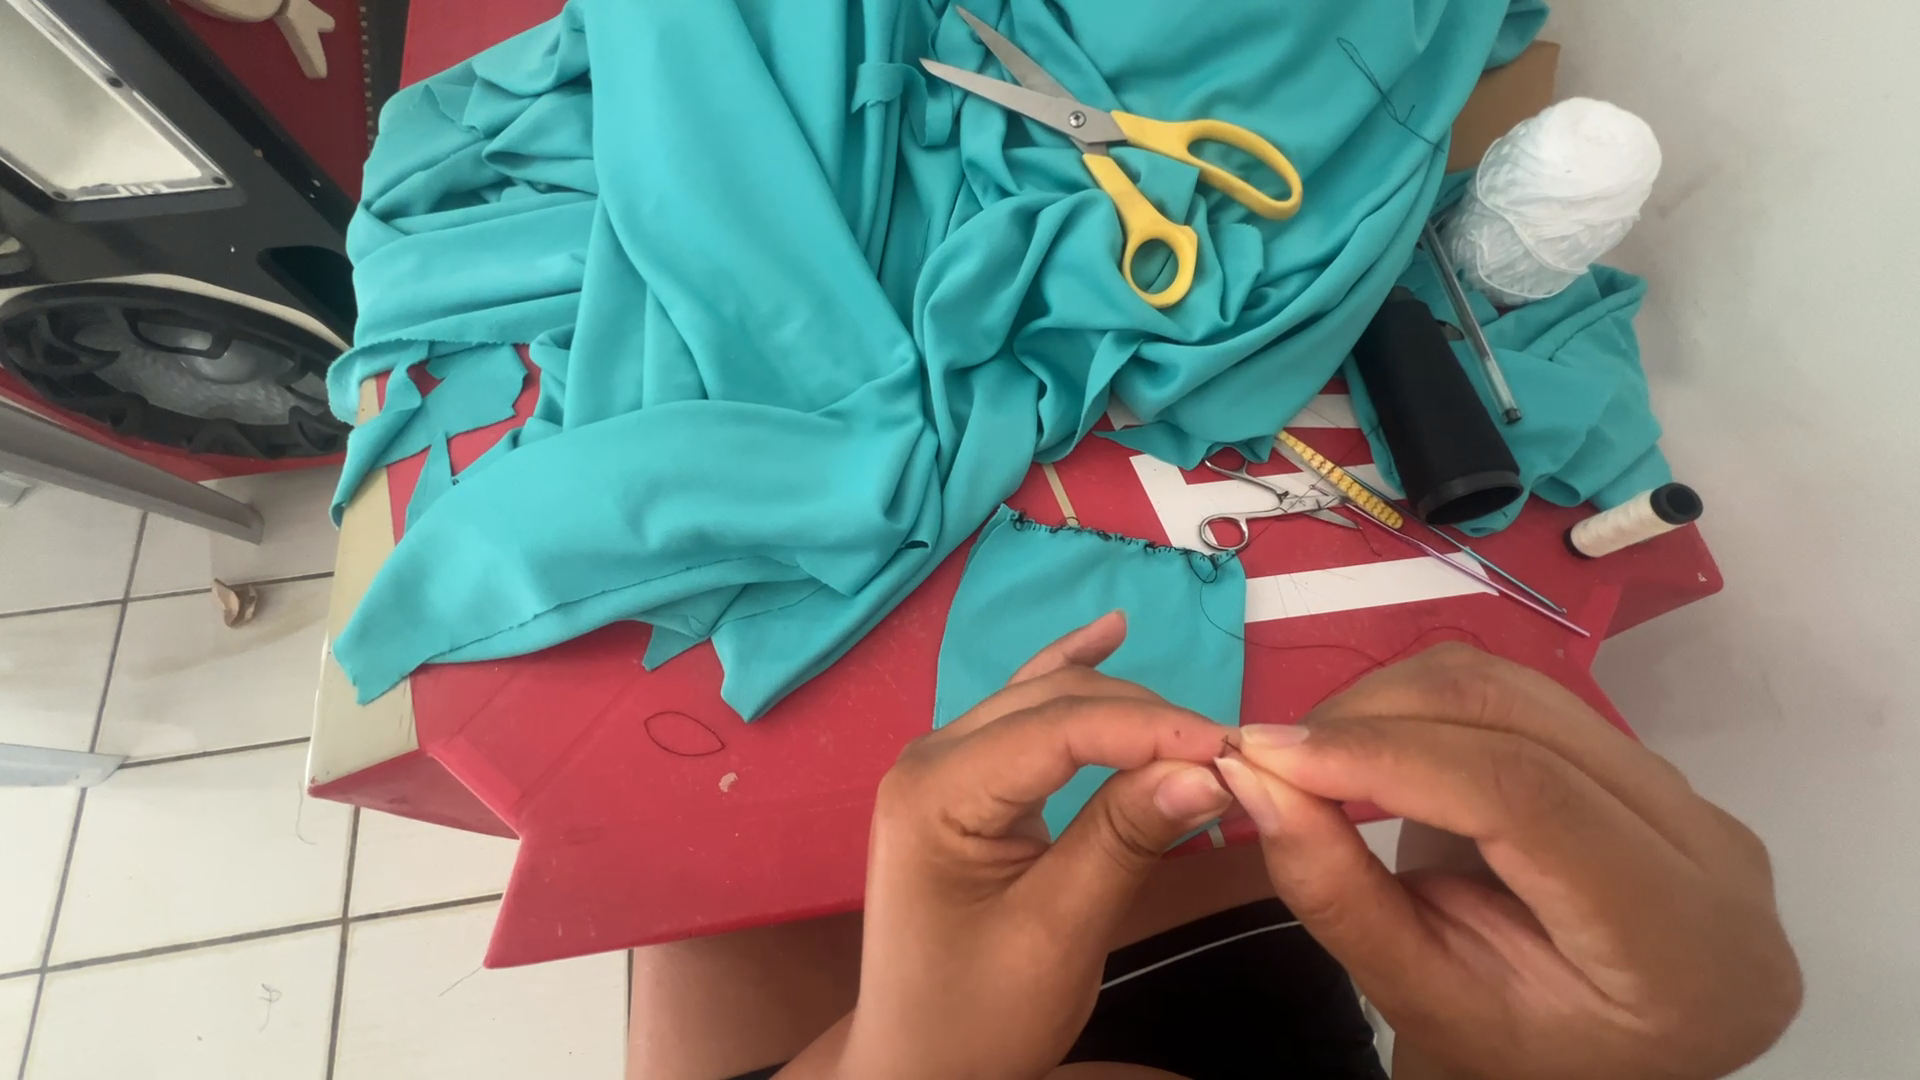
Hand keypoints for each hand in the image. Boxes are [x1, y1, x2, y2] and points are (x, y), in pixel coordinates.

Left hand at [813, 612, 1234, 1079]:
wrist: (919, 1061)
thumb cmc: (977, 1014)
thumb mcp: (1056, 934)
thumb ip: (1123, 839)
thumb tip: (1205, 771)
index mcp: (936, 788)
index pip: (1055, 729)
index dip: (1147, 728)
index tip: (1228, 747)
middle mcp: (932, 753)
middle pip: (1052, 705)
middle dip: (1143, 720)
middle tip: (1228, 753)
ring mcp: (945, 759)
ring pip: (1045, 702)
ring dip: (1122, 706)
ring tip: (1194, 725)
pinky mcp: (967, 774)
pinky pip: (1026, 712)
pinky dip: (1072, 672)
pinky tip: (1108, 633)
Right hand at [1214, 644, 1800, 1079]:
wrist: (1578, 1052)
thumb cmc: (1502, 1048)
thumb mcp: (1411, 994)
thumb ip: (1332, 888)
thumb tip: (1250, 773)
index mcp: (1683, 944)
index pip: (1525, 796)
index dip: (1382, 756)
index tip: (1264, 752)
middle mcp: (1705, 842)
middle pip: (1510, 713)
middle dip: (1367, 715)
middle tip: (1272, 753)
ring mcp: (1669, 786)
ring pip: (1498, 681)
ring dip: (1381, 699)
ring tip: (1316, 754)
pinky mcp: (1619, 754)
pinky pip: (1497, 685)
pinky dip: (1405, 697)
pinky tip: (1368, 744)